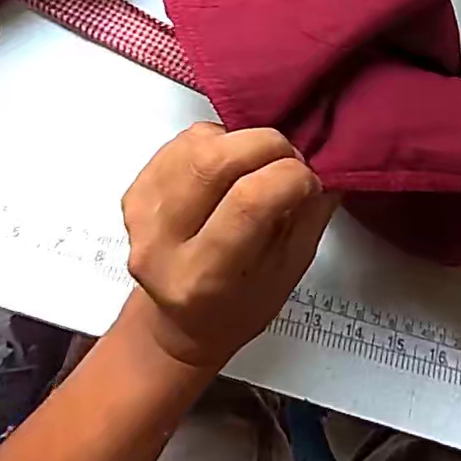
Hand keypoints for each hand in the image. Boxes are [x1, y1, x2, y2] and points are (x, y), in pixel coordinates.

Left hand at [120, 122, 338, 368]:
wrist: (178, 320)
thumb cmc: (240, 304)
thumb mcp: (289, 271)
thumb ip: (308, 216)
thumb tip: (325, 164)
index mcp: (201, 278)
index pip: (248, 202)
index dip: (292, 177)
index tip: (310, 181)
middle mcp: (159, 243)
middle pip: (214, 161)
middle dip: (268, 145)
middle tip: (289, 160)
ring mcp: (140, 213)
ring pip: (200, 142)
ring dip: (242, 141)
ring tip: (258, 164)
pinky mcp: (134, 188)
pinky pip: (185, 139)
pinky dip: (218, 139)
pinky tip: (229, 165)